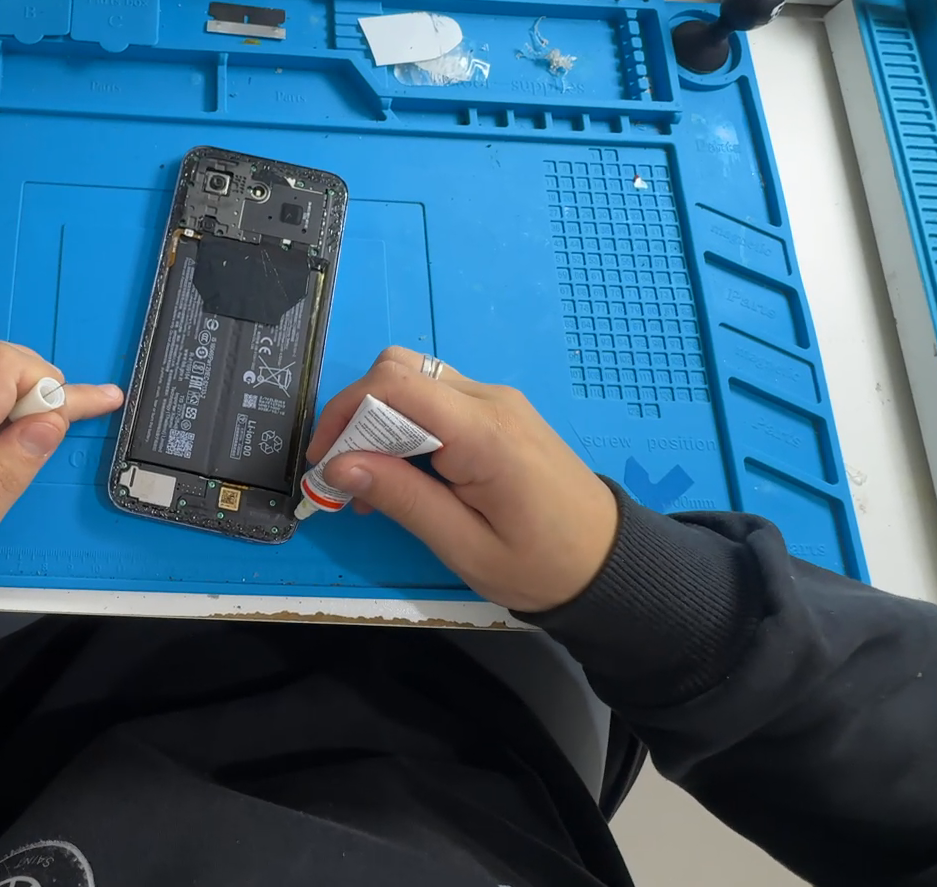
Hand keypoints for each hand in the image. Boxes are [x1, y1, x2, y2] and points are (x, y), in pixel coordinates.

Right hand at [307, 346, 616, 612]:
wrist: (612, 566)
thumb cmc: (541, 566)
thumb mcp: (464, 546)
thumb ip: (401, 497)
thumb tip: (337, 465)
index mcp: (483, 432)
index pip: (394, 385)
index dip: (345, 412)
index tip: (324, 461)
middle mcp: (488, 400)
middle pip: (398, 369)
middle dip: (356, 412)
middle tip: (344, 469)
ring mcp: (495, 401)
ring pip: (412, 380)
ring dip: (376, 419)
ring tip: (369, 480)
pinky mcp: (495, 412)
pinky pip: (433, 399)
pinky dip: (401, 425)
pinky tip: (399, 472)